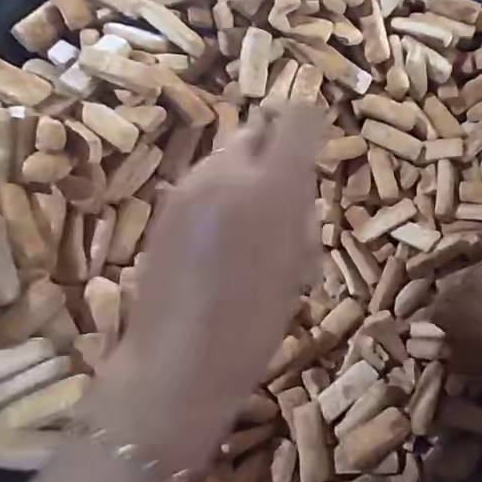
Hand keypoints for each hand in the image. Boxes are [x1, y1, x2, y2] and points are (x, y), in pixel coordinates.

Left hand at [102, 108, 322, 452]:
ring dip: (246, 176)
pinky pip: (204, 183)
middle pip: (257, 133)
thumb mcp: (296, 266)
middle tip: (285, 202)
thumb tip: (298, 184)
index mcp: (271, 189)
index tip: (317, 146)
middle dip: (274, 153)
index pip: (297, 120)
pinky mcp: (165, 207)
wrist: (179, 362)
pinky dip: (220, 196)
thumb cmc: (255, 325)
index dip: (310, 124)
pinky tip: (220, 243)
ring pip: (228, 157)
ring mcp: (188, 188)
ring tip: (251, 230)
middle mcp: (226, 173)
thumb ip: (299, 213)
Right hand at [430, 276, 481, 386]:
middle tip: (459, 324)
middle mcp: (466, 290)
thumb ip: (452, 355)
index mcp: (449, 310)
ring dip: (473, 299)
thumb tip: (447, 349)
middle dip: (452, 307)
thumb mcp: (468, 366)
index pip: (433, 313)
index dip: (436, 325)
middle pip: (451, 294)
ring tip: (481, 316)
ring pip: (474, 287)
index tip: (442, 335)